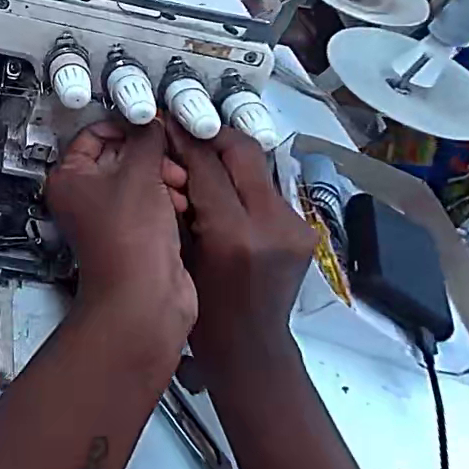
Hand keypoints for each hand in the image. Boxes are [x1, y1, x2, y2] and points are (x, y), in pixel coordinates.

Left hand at [47, 120, 195, 352]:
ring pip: (137, 178)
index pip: (93, 134)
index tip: (149, 124)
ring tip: (178, 183)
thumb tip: (150, 122)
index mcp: (69, 176)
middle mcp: (83, 194)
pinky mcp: (130, 231)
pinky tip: (180, 202)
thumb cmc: (128, 244)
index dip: (124, 127)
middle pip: (118, 155)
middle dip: (149, 155)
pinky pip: (148, 201)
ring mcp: (106, 214)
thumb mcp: (140, 174)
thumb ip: (146, 140)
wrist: (145, 296)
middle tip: (169, 157)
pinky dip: (164, 196)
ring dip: (161, 175)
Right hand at [166, 124, 316, 383]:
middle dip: (210, 135)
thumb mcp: (177, 248)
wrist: (250, 346)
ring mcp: (295, 227)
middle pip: (243, 152)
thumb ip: (177, 199)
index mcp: (235, 236)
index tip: (165, 122)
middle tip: (184, 129)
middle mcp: (274, 226)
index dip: (183, 139)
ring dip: (225, 154)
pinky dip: (240, 177)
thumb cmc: (201, 306)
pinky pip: (266, 186)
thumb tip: (166, 152)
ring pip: (257, 165)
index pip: (207, 165)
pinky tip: (220, 183)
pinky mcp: (303, 228)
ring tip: (197, 155)